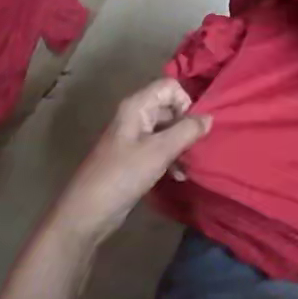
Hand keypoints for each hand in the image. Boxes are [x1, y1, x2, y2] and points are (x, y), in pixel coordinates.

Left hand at [50, 78, 212, 245]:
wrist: (87, 212)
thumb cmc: (122, 175)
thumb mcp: (159, 151)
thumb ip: (187, 131)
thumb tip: (209, 117)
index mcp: (137, 106)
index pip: (170, 86)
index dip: (185, 102)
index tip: (191, 126)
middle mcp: (135, 116)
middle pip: (170, 107)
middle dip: (186, 125)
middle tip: (195, 148)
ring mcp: (134, 137)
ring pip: (167, 129)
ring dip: (181, 144)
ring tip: (189, 165)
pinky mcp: (134, 157)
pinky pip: (160, 147)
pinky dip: (171, 157)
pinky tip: (179, 175)